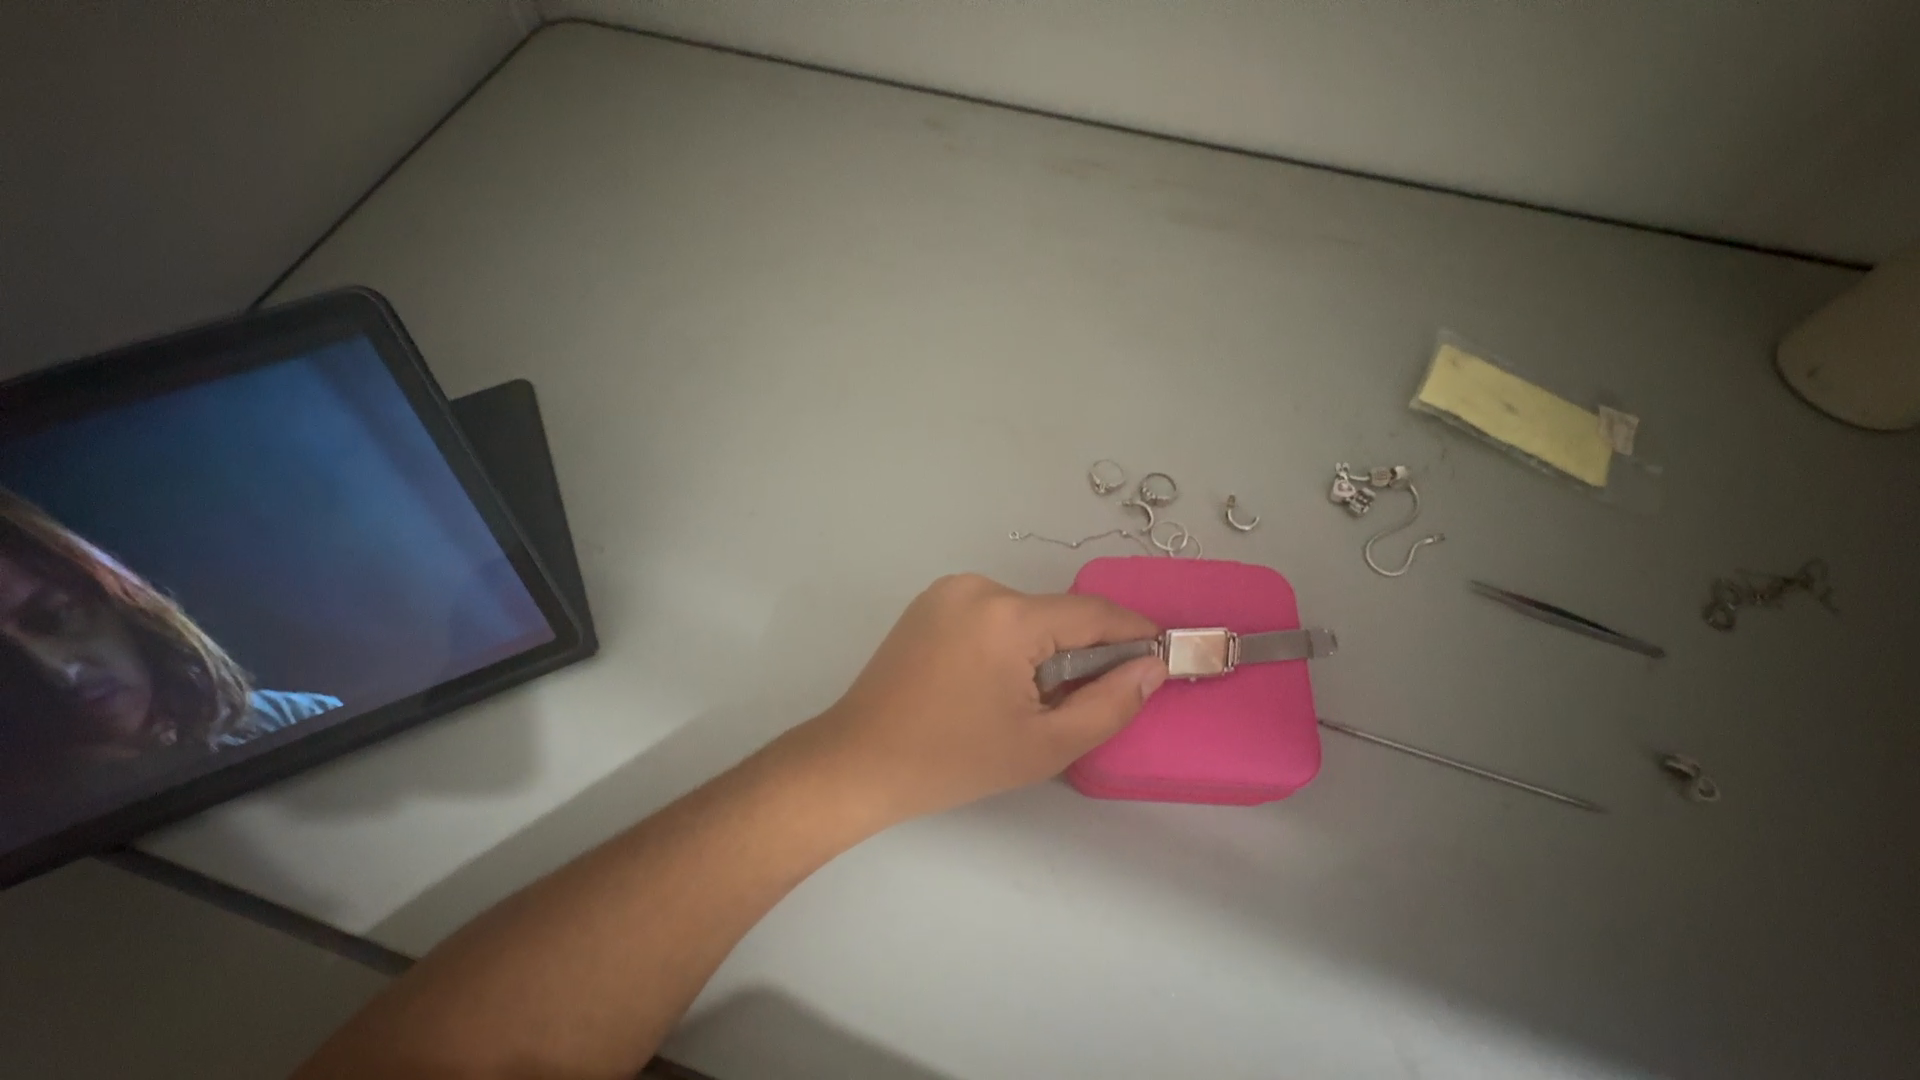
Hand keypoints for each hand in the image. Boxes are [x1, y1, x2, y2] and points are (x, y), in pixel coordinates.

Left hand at [784, 574, 1165, 825]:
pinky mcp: (928, 604)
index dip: (1133, 633)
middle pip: (1056, 615)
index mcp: (1007, 615)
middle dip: (1081, 653)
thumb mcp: (1044, 745)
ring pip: (1024, 616)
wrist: (857, 761)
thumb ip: (1110, 704)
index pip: (1092, 613)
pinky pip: (991, 616)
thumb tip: (1151, 667)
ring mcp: (947, 591)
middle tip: (1081, 704)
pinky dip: (1008, 643)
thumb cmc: (953, 761)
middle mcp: (978, 587)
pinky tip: (989, 687)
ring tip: (1025, 704)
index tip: (1161, 656)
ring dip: (1042, 651)